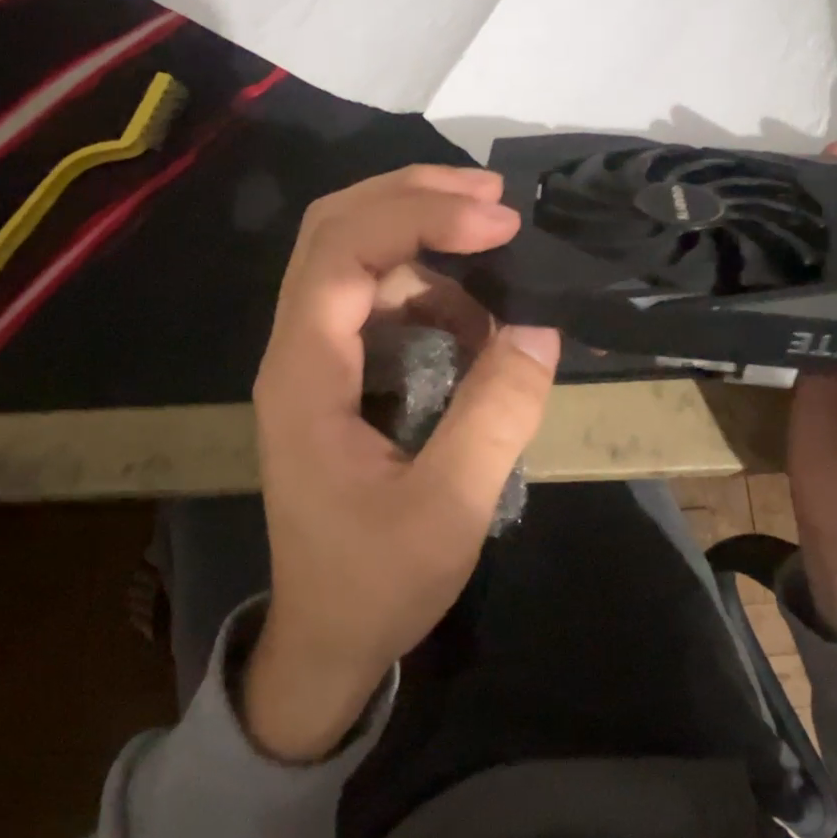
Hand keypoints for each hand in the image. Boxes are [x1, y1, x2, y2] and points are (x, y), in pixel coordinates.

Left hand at [246, 165, 560, 758]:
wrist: (326, 639)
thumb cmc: (376, 583)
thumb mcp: (448, 508)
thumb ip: (495, 415)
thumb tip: (539, 329)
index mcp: (304, 375)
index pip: (342, 254)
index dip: (418, 218)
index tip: (500, 223)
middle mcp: (296, 352)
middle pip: (334, 232)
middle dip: (411, 198)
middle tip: (492, 198)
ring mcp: (313, 362)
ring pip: (353, 259)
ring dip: (422, 239)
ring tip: (497, 251)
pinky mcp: (337, 378)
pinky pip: (377, 303)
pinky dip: (428, 289)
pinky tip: (477, 317)